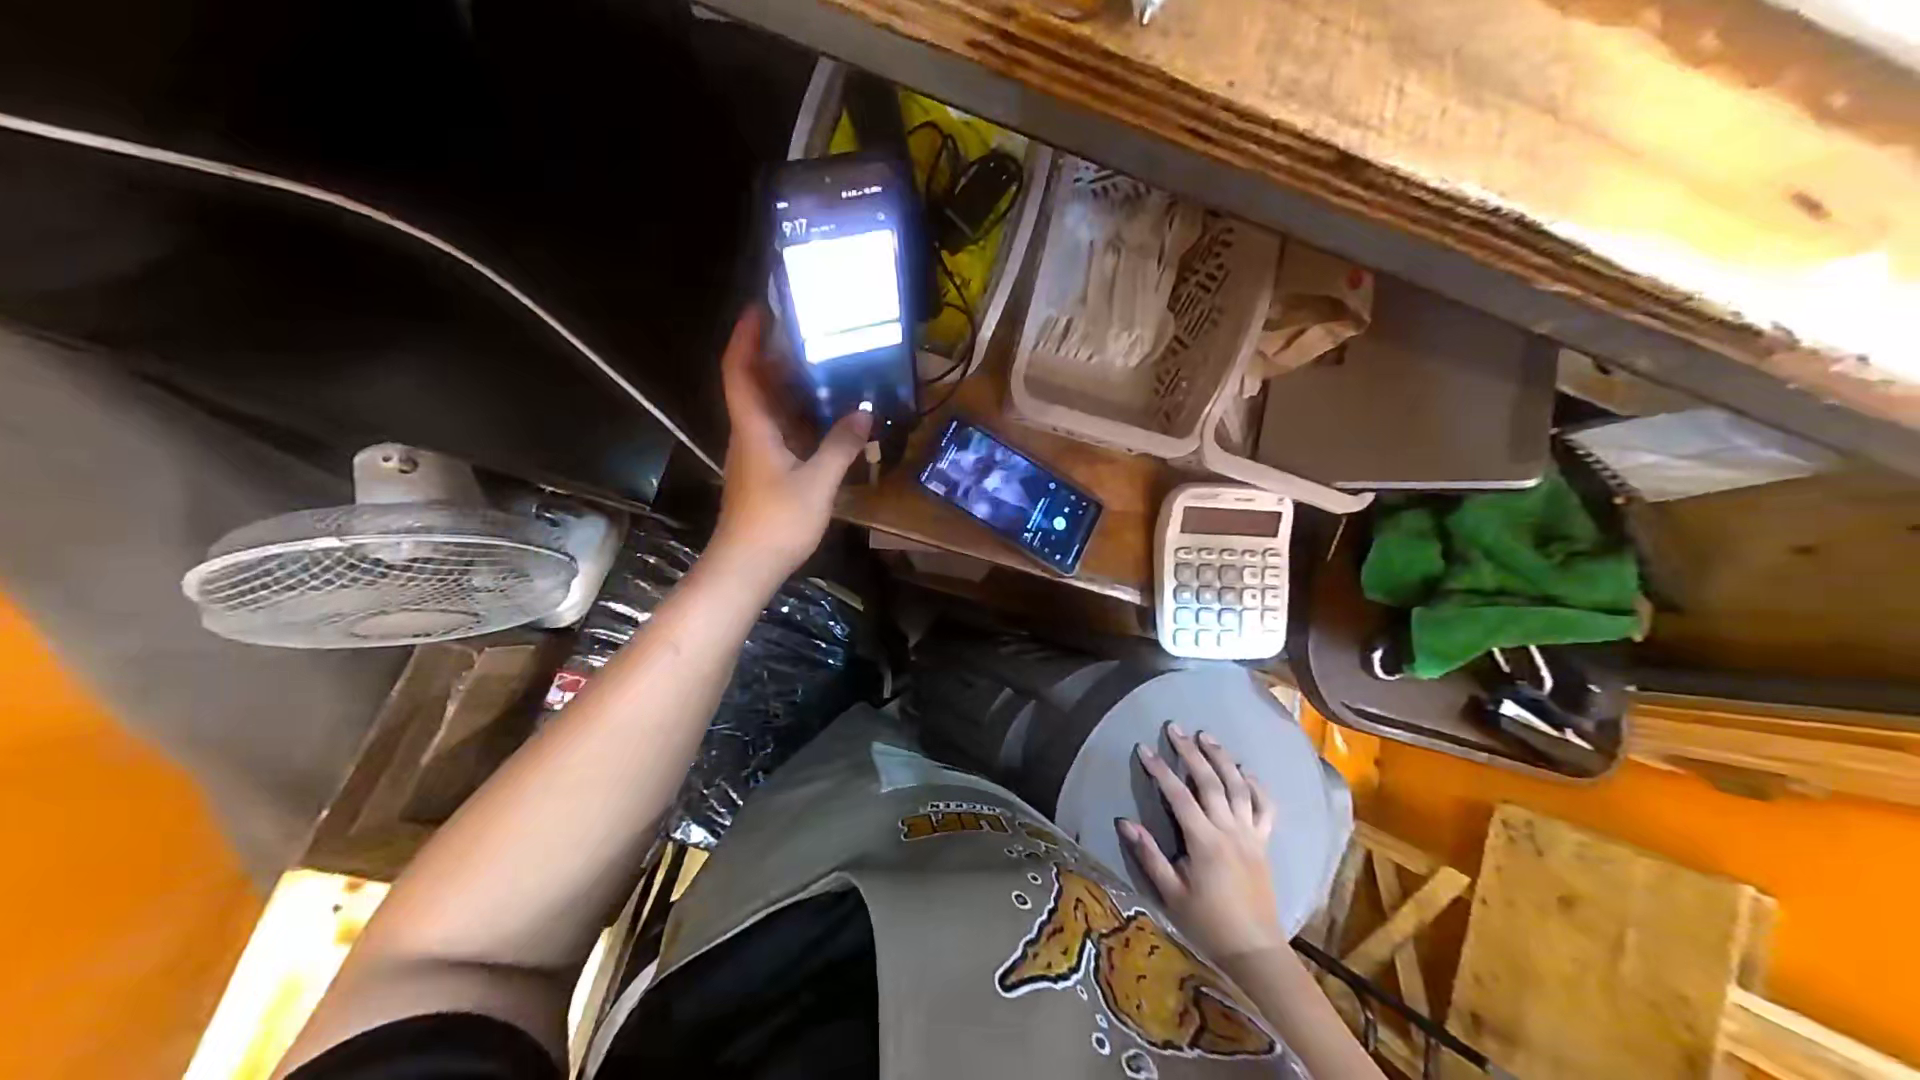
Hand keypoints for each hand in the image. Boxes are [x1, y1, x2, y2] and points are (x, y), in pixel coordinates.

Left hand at [710, 307, 870, 577]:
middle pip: (754, 384)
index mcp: (753, 427)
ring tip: (824, 369)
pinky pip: (780, 432)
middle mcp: (749, 433)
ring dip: (790, 387)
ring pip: (769, 409)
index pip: (739, 370)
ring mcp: (755, 454)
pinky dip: (799, 418)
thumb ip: (841, 447)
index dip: (745, 337)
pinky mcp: (764, 471)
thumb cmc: (776, 521)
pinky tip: (826, 418)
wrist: (747, 566)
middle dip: (774, 355)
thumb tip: (865, 414)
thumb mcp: (817, 482)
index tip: (761, 309)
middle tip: (809, 335)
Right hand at [1118, 723, 1283, 964]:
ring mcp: (1251, 835)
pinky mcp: (1264, 843)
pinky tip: (1245, 771)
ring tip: (1206, 736)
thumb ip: (1149, 855)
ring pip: (1238, 787)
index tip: (1144, 749)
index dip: (1160, 770)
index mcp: (1205, 842)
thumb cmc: (1206, 924)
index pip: (1179, 796)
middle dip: (1191, 752)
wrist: (1253, 950)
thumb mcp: (1171, 893)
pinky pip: (1266, 808)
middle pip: (1210, 781)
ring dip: (1222, 758)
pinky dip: (1257, 786)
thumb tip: (1124, 822)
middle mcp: (1230, 831)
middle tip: (1175, 728)